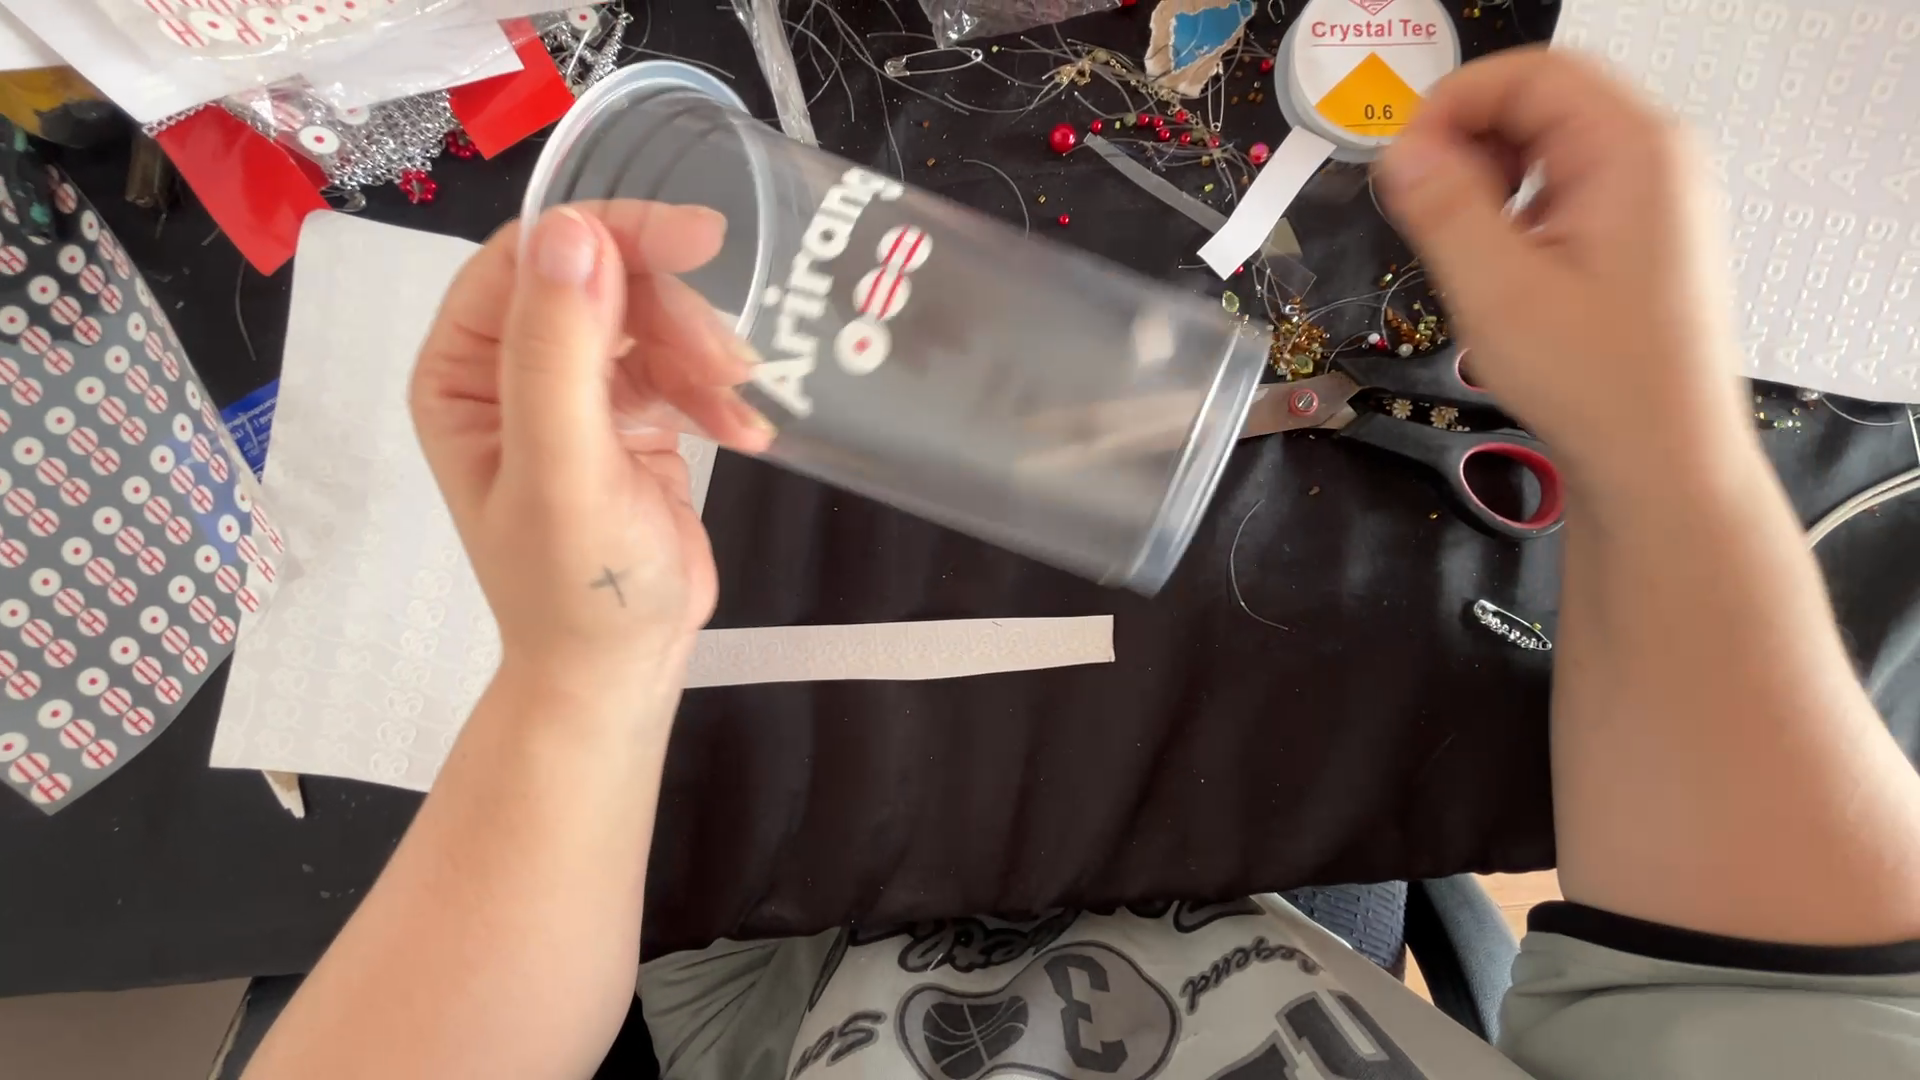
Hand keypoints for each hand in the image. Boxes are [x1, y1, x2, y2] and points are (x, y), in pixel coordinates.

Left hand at [411, 204, 772, 691]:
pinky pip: (682, 378)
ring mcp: (581, 398)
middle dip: (676, 319)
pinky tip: (748, 434)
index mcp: (469, 372)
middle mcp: (517, 373)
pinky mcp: (636, 426)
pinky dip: (719, 399)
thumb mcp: (565, 471)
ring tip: (744, 413)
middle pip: (605, 290)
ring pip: (652, 331)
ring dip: (706, 362)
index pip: (533, 261)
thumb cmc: (580, 585)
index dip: (614, 237)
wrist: (624, 662)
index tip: (702, 241)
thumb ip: (559, 354)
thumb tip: (575, 233)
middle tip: (733, 364)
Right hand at [1373, 48, 1748, 488]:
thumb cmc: (1581, 372)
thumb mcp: (1496, 290)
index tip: (1394, 164)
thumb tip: (1397, 150)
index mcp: (1630, 149)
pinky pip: (1561, 186)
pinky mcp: (1633, 232)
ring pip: (1549, 144)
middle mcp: (1652, 154)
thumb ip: (1444, 210)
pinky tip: (1489, 255)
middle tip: (1412, 206)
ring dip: (1482, 173)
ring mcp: (1648, 194)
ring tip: (1447, 237)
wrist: (1653, 449)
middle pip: (1544, 100)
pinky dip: (1509, 203)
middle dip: (1463, 139)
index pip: (1534, 73)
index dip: (1451, 103)